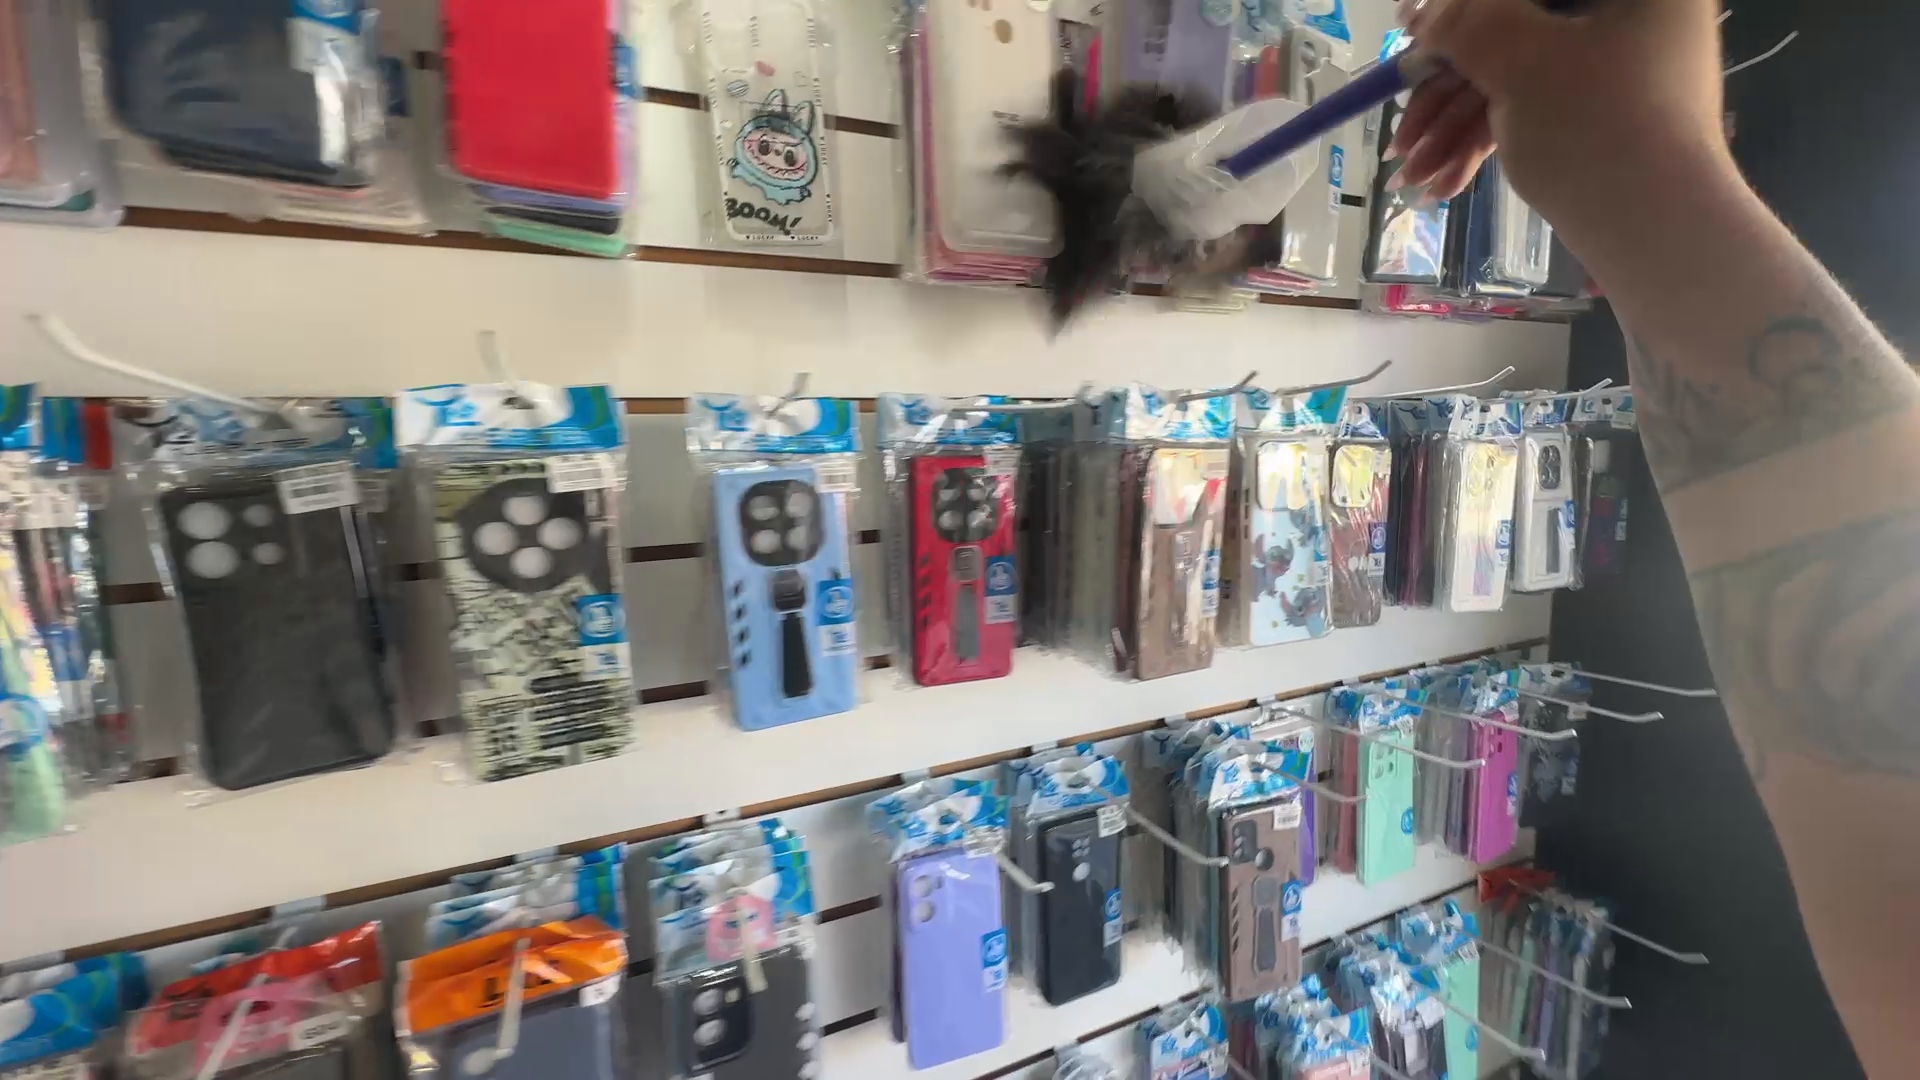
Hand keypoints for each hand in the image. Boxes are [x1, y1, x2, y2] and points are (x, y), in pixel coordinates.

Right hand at [1387, 0, 1734, 231]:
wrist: (1652, 219)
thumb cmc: (1596, 126)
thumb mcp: (1521, 64)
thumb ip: (1467, 24)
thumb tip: (1416, 7)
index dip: (1456, 20)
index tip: (1408, 58)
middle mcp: (1630, 8)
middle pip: (1510, 36)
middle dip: (1443, 101)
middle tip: (1400, 147)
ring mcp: (1618, 59)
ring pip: (1512, 80)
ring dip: (1453, 133)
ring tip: (1412, 180)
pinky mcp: (1602, 105)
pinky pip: (1531, 107)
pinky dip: (1485, 144)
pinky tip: (1446, 184)